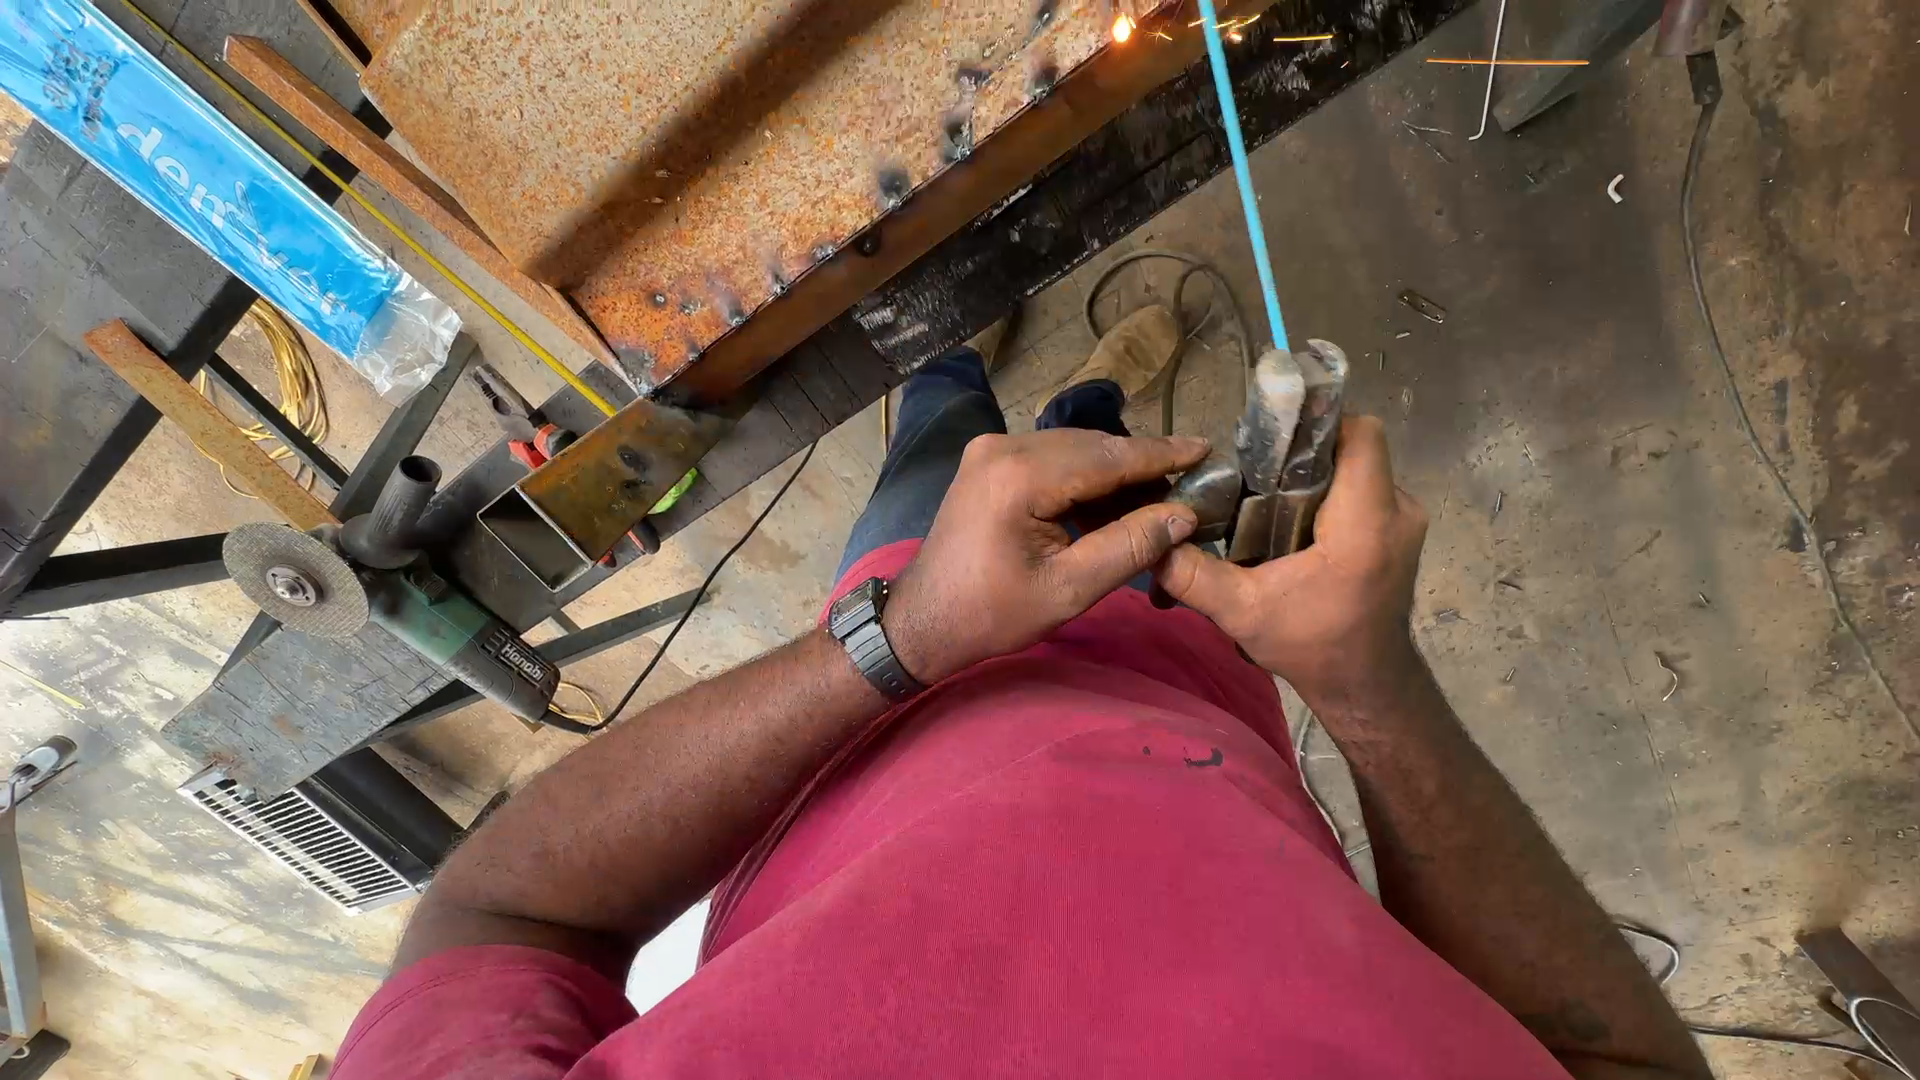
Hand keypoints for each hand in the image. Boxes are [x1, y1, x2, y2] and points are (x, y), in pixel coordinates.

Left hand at [884, 429, 1210, 682]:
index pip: (1107, 456)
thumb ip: (1129, 547)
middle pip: (1090, 446)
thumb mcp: (1069, 589)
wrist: (925, 620)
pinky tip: (1111, 502)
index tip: (1205, 449)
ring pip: (1072, 450)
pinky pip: (1049, 459)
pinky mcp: (987, 462)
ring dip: (1113, 472)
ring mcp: (990, 450)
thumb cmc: (993, 614)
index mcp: (1019, 475)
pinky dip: (1082, 477)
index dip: (1160, 455)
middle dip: (1140, 465)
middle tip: (1187, 484)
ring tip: (1157, 498)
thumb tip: (1184, 515)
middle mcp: (1003, 447)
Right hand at [1153, 416, 1428, 711]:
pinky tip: (1289, 520)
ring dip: (1311, 474)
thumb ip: (1192, 576)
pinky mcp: (1396, 529)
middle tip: (1252, 477)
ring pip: (1354, 467)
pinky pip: (1361, 487)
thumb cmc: (1312, 647)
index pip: (1360, 434)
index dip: (1315, 425)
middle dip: (1300, 453)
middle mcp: (1396, 511)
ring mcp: (1402, 518)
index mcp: (1366, 524)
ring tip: (1266, 498)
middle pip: (1351, 448)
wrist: (1365, 685)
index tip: (1268, 442)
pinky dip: (1326, 493)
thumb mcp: (1241, 613)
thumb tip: (1149, 541)